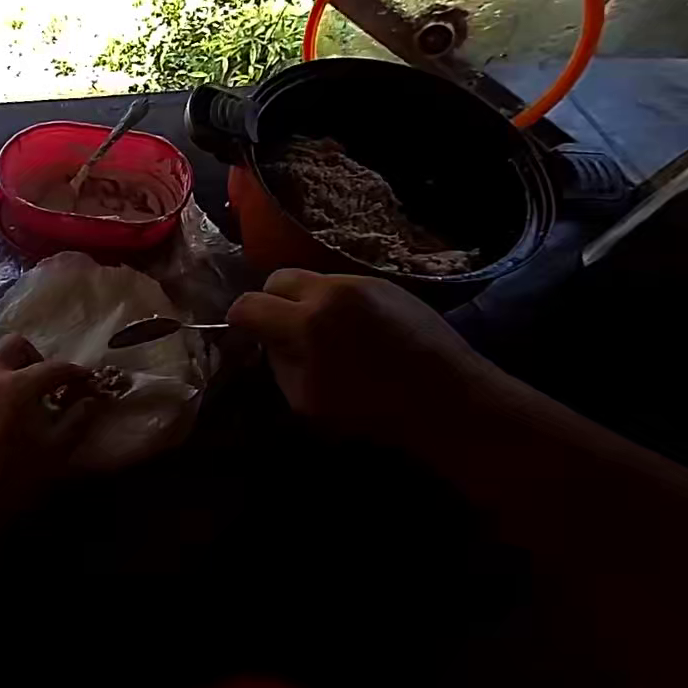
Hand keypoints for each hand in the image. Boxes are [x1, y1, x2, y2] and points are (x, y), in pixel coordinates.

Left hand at [0, 334, 96, 526]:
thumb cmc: (13, 481)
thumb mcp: (55, 453)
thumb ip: (76, 421)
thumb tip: (91, 401)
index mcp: (16, 386)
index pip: (54, 368)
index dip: (75, 373)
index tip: (88, 381)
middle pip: (15, 345)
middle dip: (36, 357)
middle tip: (47, 383)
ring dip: (9, 365)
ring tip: (21, 392)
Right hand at [228, 269, 499, 445]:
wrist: (449, 399)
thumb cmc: (372, 410)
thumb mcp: (304, 399)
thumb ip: (276, 362)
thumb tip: (267, 340)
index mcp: (307, 323)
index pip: (248, 305)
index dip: (239, 321)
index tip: (245, 336)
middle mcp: (330, 290)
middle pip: (276, 278)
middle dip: (270, 302)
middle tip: (281, 330)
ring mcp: (359, 282)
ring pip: (309, 278)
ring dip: (303, 300)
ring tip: (321, 331)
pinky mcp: (383, 282)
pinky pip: (340, 284)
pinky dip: (333, 302)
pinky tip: (351, 329)